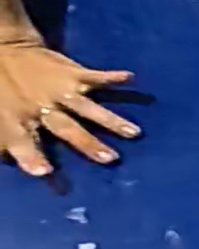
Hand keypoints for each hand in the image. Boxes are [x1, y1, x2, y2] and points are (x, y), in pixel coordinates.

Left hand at [0, 41, 137, 175]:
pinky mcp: (74, 75)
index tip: (44, 173)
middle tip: (111, 159)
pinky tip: (129, 77)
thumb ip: (1, 131)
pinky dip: (113, 78)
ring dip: (110, 120)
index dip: (30, 155)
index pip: (21, 139)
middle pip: (67, 128)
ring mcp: (59, 91)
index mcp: (13, 115)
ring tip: (134, 132)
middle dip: (87, 143)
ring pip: (88, 108)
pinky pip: (97, 77)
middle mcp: (39, 106)